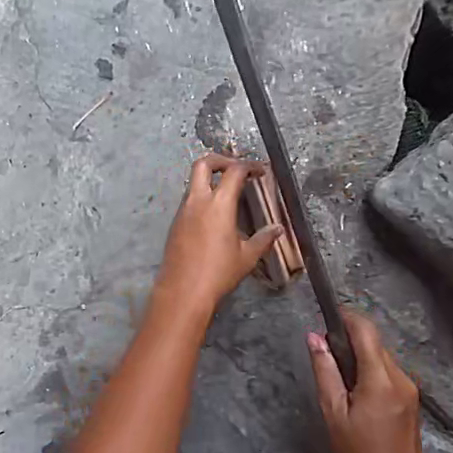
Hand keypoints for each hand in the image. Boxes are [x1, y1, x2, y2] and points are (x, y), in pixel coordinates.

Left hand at [152, 155, 285, 317]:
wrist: (182, 292)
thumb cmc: (218, 273)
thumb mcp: (247, 257)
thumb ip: (263, 239)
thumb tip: (277, 230)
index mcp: (218, 204)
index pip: (234, 171)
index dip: (250, 165)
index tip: (260, 171)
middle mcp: (197, 201)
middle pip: (203, 163)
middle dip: (221, 160)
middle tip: (237, 169)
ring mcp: (182, 212)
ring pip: (193, 182)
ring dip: (210, 180)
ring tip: (228, 193)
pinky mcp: (175, 224)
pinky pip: (188, 201)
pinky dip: (202, 198)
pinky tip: (214, 216)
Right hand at [308, 311, 428, 452]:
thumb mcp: (333, 412)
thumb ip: (325, 371)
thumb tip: (314, 338)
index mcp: (380, 380)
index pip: (366, 331)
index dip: (347, 317)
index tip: (328, 316)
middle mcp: (400, 377)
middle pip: (374, 342)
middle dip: (350, 339)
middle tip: (326, 354)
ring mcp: (409, 386)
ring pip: (380, 355)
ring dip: (360, 356)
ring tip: (339, 379)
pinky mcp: (411, 396)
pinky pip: (387, 371)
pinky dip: (370, 370)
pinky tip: (355, 391)